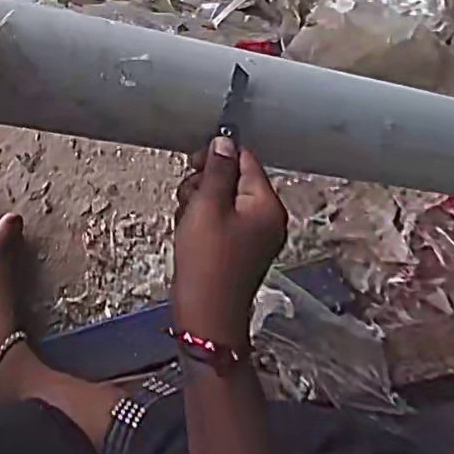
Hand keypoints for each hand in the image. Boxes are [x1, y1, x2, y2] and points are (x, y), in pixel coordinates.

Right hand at [173, 138, 288, 349]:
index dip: (217, 158)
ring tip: (187, 220)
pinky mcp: (237, 246)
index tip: (193, 166)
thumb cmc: (207, 257)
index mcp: (267, 205)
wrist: (205, 312)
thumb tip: (225, 141)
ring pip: (220, 197)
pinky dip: (200, 219)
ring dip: (197, 201)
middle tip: (188, 199)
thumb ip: (216, 171)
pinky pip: (218, 218)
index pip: (245, 161)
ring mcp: (253, 234)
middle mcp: (266, 218)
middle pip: (232, 178)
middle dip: (204, 183)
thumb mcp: (207, 206)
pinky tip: (189, 232)